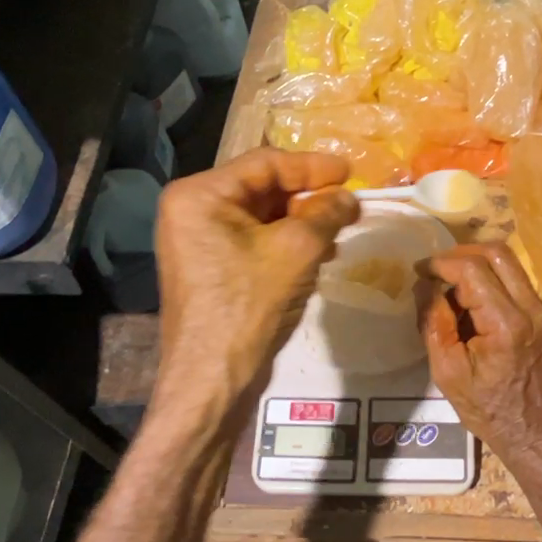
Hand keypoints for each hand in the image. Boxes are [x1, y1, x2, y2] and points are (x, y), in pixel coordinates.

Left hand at [155, 150, 359, 421]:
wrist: (212, 378)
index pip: (265, 163)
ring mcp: (197, 242)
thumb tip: (349, 198)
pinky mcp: (209, 269)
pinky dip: (286, 244)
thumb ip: (327, 213)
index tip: (351, 173)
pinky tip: (317, 255)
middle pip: (262, 189)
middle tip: (348, 205)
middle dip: (308, 198)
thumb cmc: (249, 305)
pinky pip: (253, 242)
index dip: (312, 167)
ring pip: (261, 217)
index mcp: (199, 195)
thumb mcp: (298, 250)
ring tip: (338, 231)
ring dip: (302, 222)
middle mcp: (190, 212)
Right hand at [417, 244, 541, 460]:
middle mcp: (529, 308)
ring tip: (449, 280)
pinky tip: (468, 294)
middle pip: (496, 252)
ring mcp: (539, 309)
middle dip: (460, 253)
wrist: (533, 431)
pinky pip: (514, 277)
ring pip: (508, 260)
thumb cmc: (486, 408)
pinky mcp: (540, 313)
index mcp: (505, 324)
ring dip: (475, 261)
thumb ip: (434, 322)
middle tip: (435, 270)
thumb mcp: (446, 371)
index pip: (472, 270)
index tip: (420, 272)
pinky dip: (488, 274)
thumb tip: (426, 286)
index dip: (441, 263)